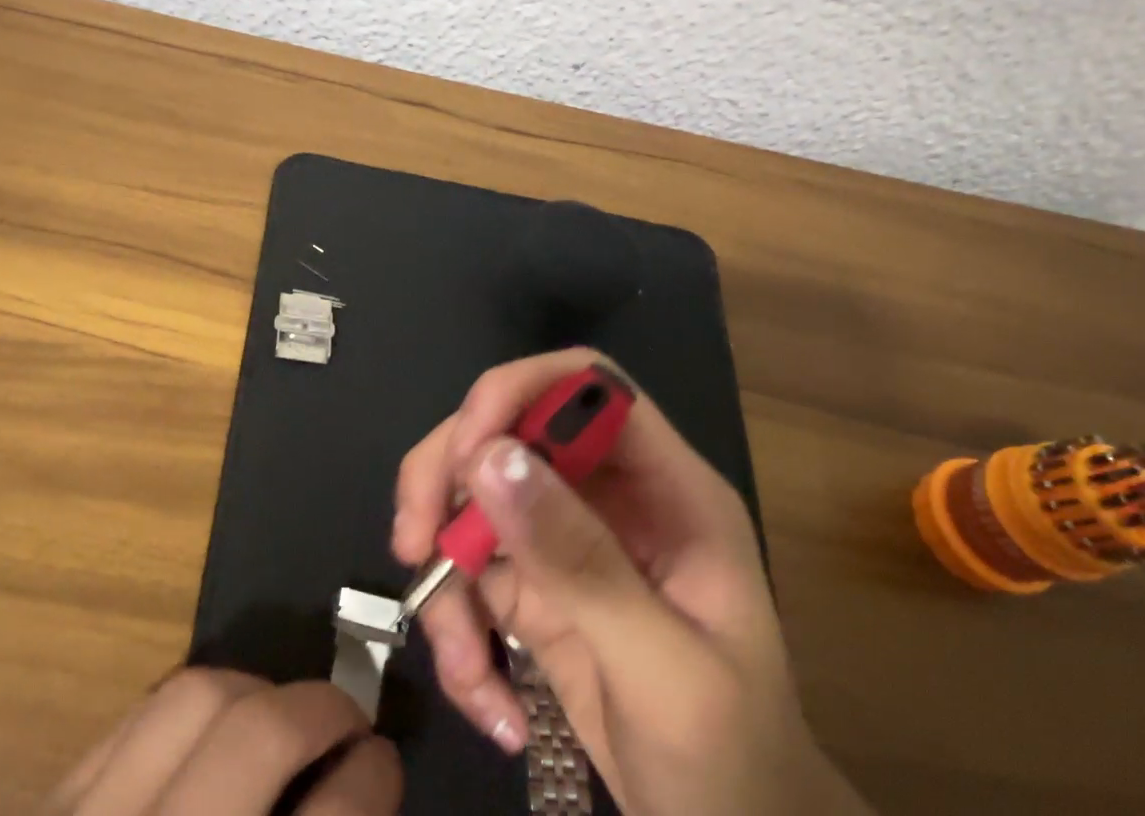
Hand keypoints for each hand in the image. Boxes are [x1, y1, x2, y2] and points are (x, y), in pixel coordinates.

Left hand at [46, 667, 401, 815]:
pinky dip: (195, 710)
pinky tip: (217, 735)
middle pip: (258, 730)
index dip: (372, 775)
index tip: (384, 758)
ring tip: (286, 721)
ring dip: (259, 694)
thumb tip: (355, 795)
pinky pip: (138, 714)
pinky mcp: (52, 802)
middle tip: (350, 726)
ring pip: (192, 696)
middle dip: (325, 710)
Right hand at [393, 348, 871, 815]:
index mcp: (666, 491)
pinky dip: (457, 637)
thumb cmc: (730, 759)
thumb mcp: (662, 666)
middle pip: (503, 436)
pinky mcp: (529, 595)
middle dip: (447, 484)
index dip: (517, 393)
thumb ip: (580, 561)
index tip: (463, 452)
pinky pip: (465, 583)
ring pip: (467, 510)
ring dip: (445, 585)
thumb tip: (489, 459)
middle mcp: (607, 500)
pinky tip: (490, 702)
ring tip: (467, 669)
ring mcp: (562, 546)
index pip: (587, 387)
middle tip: (414, 544)